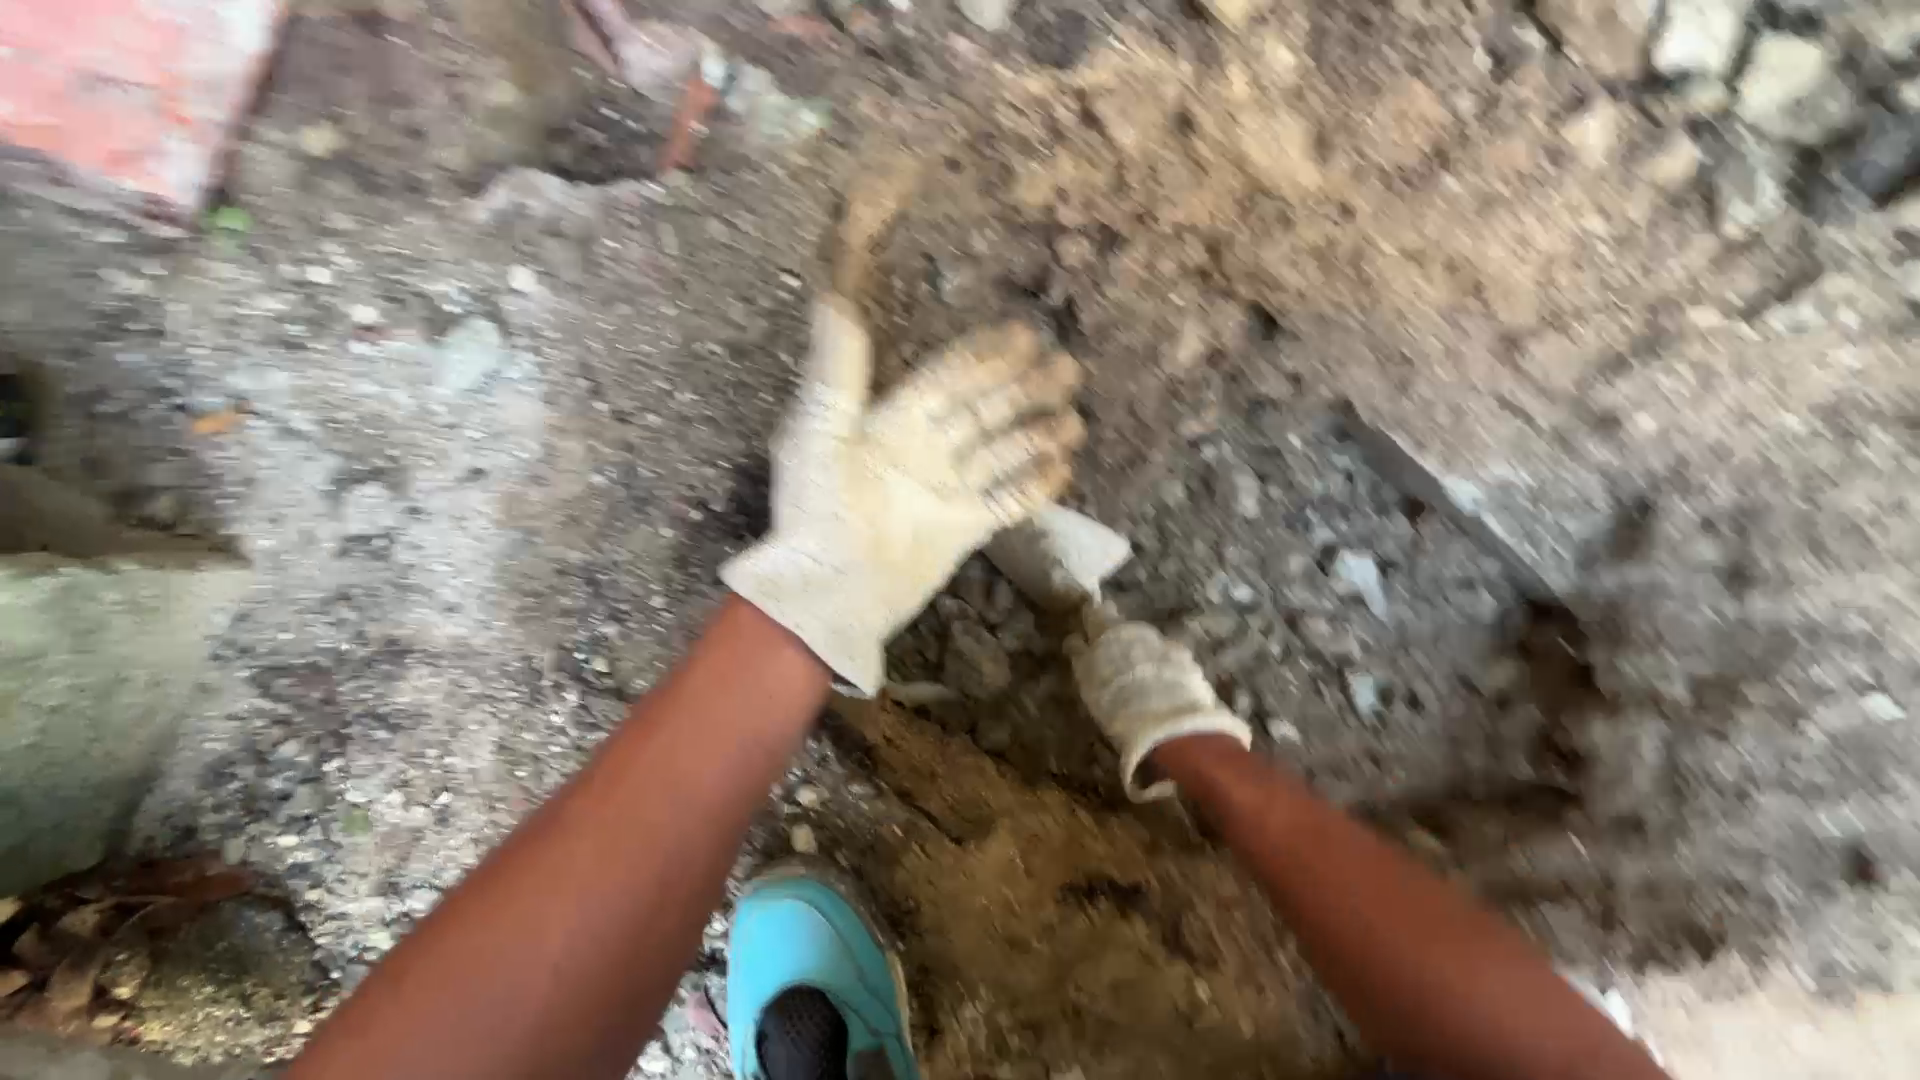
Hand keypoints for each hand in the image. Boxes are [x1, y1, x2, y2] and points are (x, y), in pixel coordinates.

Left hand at [723, 295, 1084, 695]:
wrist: (830, 592)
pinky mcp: (962, 530)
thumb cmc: (820, 510)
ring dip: (1037, 436)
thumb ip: (837, 364)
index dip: (984, 355)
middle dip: (1025, 389)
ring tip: (1074, 423)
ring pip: (1002, 452)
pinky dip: (1033, 487)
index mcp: (892, 421)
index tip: (1024, 333)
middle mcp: (924, 449)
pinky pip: (1006, 502)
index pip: (947, 376)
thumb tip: (834, 290)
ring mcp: (946, 491)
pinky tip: (1062, 471)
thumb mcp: (819, 430)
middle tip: (1069, 368)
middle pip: (984, 409)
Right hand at [1069, 611, 1250, 800]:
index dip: (1093, 618)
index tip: (1089, 624)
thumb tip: (1073, 640)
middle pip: (1128, 628)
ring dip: (1145, 657)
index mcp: (1111, 629)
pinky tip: (1162, 690)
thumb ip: (1080, 655)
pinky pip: (1171, 663)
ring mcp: (1168, 646)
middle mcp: (1142, 630)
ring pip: (1152, 645)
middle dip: (1122, 639)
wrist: (1167, 723)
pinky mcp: (1190, 666)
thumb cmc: (1114, 699)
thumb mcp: (1086, 679)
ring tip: (1139, 680)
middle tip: (1114, 658)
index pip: (1098, 612)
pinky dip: (1165, 672)